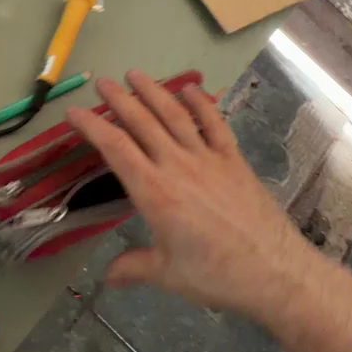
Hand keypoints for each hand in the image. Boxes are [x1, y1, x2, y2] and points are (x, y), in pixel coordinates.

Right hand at [66, 70, 320, 314]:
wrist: (277, 272)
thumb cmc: (218, 276)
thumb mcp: (168, 275)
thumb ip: (133, 268)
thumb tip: (105, 276)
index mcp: (154, 192)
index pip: (115, 149)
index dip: (92, 126)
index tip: (73, 112)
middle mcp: (178, 166)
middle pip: (142, 123)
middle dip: (119, 100)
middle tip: (101, 82)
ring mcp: (208, 159)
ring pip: (175, 116)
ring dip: (153, 92)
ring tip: (135, 74)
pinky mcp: (234, 161)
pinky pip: (215, 125)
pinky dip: (201, 104)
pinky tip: (191, 89)